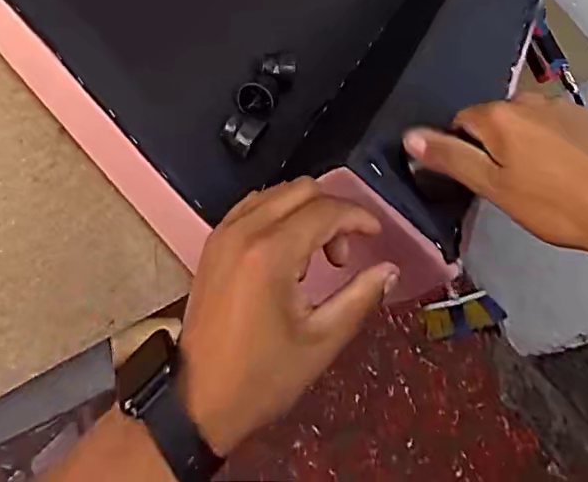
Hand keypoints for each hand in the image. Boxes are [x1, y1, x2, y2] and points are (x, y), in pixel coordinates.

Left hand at [176, 178, 397, 455]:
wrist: (199, 399)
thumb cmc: (260, 376)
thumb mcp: (321, 341)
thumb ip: (360, 297)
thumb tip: (389, 270)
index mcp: (271, 253)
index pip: (325, 210)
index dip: (357, 216)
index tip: (375, 232)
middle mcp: (245, 230)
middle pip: (302, 189)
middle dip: (332, 212)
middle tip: (342, 254)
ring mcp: (225, 231)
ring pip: (278, 191)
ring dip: (306, 210)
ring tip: (315, 256)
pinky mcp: (214, 240)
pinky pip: (254, 204)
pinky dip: (279, 213)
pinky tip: (288, 249)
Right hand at [404, 91, 587, 264]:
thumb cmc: (558, 205)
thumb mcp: (495, 189)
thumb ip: (451, 158)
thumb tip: (411, 136)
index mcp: (497, 116)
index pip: (459, 123)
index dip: (463, 152)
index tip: (481, 180)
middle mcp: (525, 101)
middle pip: (492, 121)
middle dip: (494, 148)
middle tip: (512, 188)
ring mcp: (559, 107)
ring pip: (524, 125)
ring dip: (523, 147)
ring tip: (543, 186)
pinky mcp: (586, 118)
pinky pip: (552, 127)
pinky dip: (551, 146)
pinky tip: (567, 176)